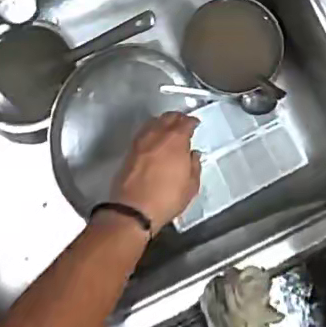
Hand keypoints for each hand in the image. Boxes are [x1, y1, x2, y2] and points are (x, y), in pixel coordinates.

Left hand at [106, 112, 201, 231]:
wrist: (133, 209)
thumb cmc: (166, 199)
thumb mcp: (190, 186)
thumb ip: (194, 166)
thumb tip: (193, 155)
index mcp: (176, 140)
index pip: (186, 122)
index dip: (192, 121)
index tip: (195, 123)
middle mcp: (158, 134)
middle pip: (168, 117)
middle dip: (178, 118)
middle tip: (183, 122)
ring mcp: (142, 140)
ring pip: (154, 121)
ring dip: (163, 121)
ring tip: (168, 128)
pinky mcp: (130, 149)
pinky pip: (143, 131)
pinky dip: (151, 130)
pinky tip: (153, 138)